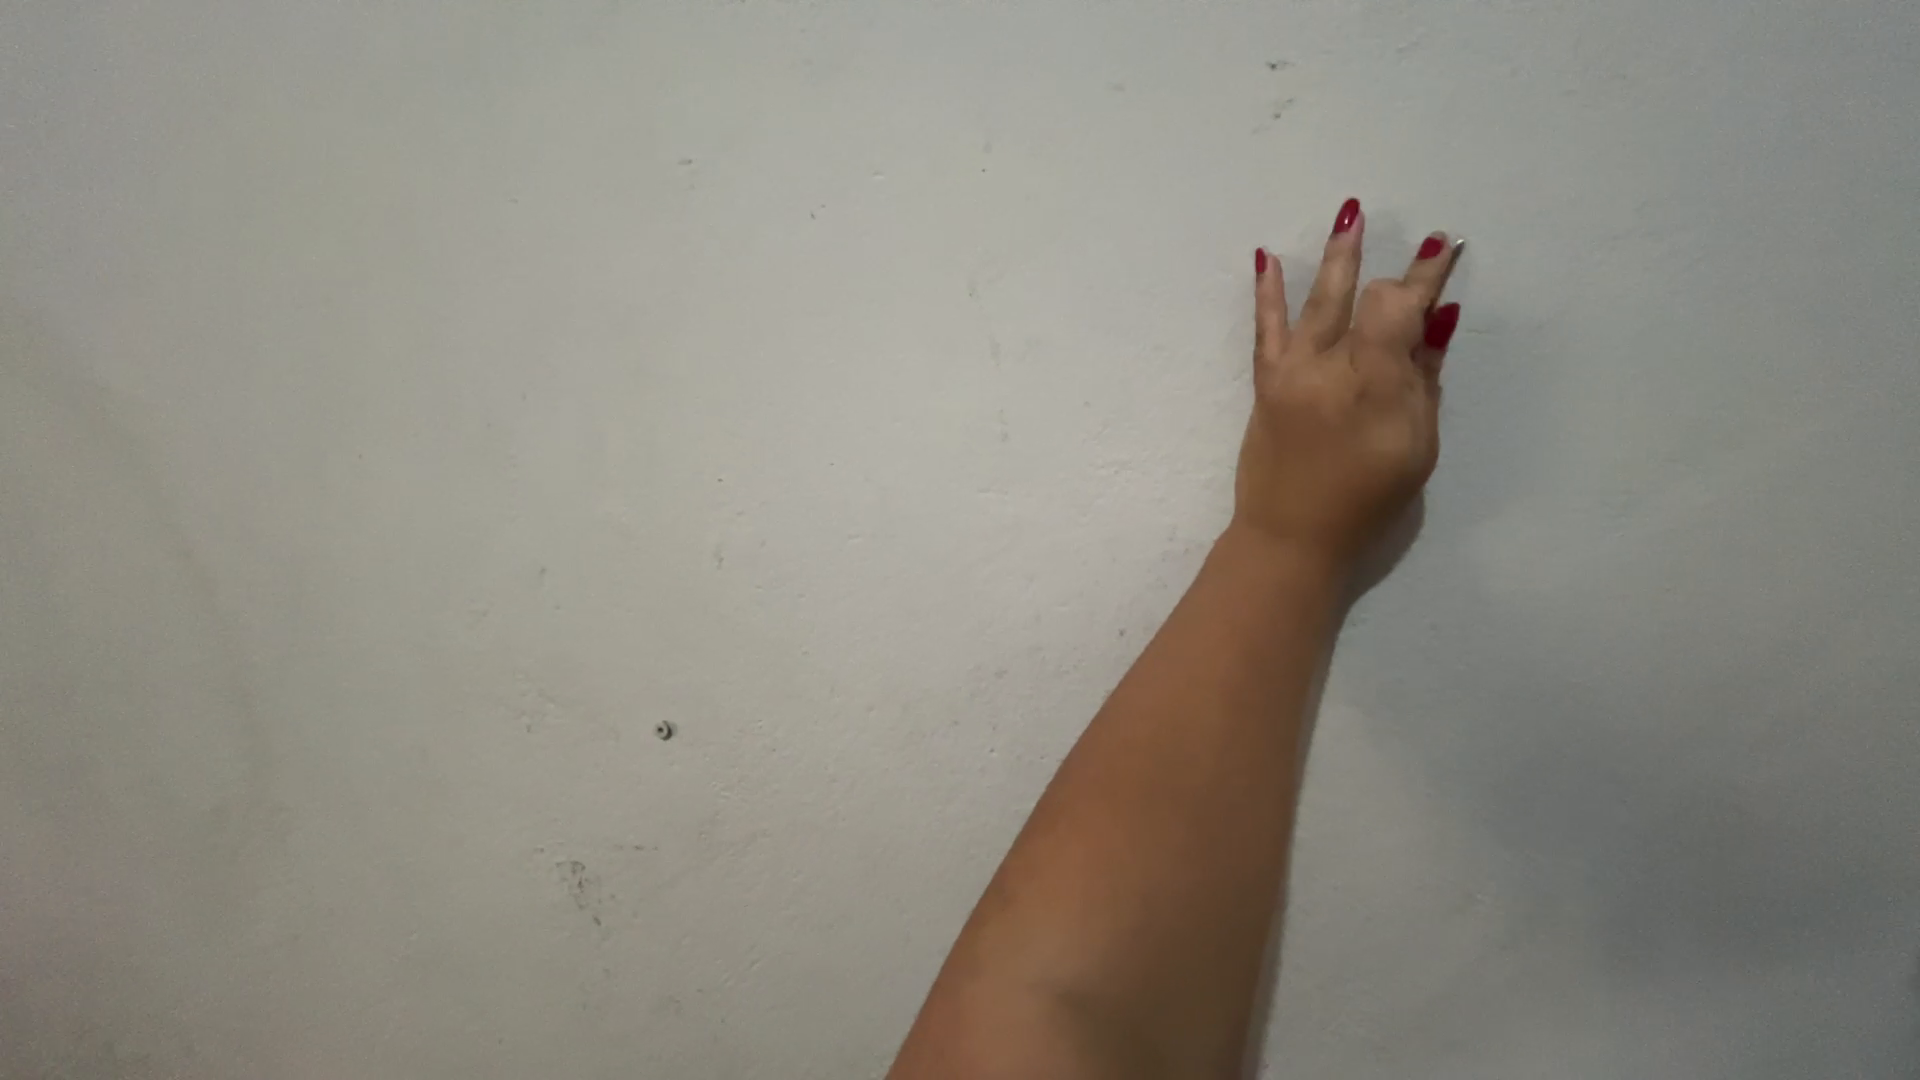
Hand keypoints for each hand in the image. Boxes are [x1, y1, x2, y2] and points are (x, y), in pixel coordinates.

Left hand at [1231, 198, 1461, 575]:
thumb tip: (1436, 323)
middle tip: (1422, 239)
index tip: (1443, 255)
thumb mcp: (1416, 447)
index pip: (1399, 308)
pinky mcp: (1266, 384)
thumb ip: (1423, 381)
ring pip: (1316, 303)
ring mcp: (1291, 373)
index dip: (1424, 281)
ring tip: (1349, 214)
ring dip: (1336, 257)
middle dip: (1396, 271)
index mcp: (1374, 382)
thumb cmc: (1365, 502)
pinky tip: (1265, 258)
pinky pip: (1265, 330)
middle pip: (1363, 301)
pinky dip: (1266, 292)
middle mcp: (1329, 367)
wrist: (1289, 534)